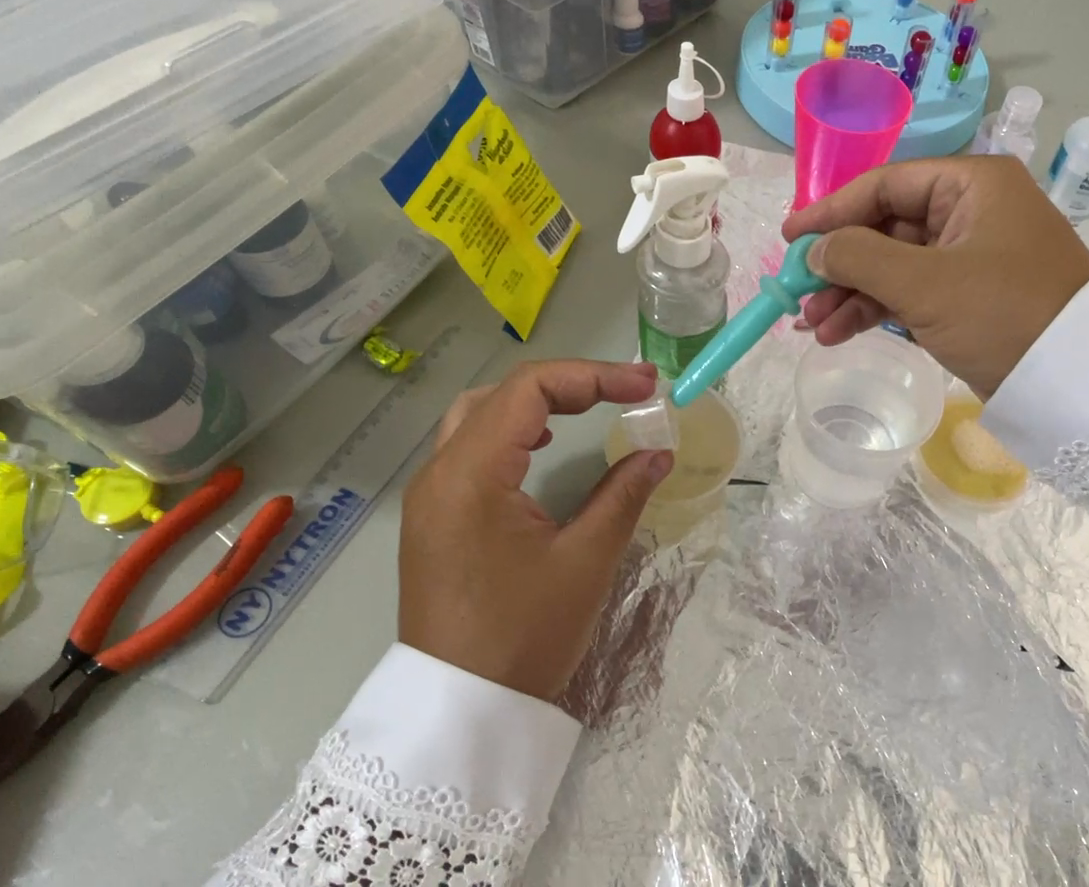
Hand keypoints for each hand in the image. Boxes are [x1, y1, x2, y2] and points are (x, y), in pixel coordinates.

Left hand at [398, 360, 673, 701]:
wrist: (459, 712)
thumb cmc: (523, 636)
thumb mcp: (585, 562)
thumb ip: (622, 494)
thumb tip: (659, 452)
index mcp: (471, 474)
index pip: (530, 389)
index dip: (594, 375)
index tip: (646, 386)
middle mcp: (439, 473)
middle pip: (500, 394)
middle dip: (566, 383)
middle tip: (622, 393)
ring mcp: (429, 497)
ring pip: (477, 417)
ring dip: (533, 404)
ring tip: (585, 410)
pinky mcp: (433, 519)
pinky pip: (467, 450)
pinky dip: (509, 432)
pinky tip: (539, 448)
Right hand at [782, 155, 1088, 397]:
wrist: (1075, 382)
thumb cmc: (1003, 314)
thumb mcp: (925, 284)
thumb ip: (858, 258)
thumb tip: (813, 251)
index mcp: (972, 185)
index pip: (885, 185)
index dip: (831, 212)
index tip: (787, 239)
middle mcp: (972, 210)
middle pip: (885, 227)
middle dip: (838, 265)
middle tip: (795, 294)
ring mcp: (971, 256)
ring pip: (894, 265)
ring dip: (850, 294)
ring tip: (810, 326)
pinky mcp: (970, 296)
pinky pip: (911, 292)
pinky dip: (876, 310)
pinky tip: (837, 334)